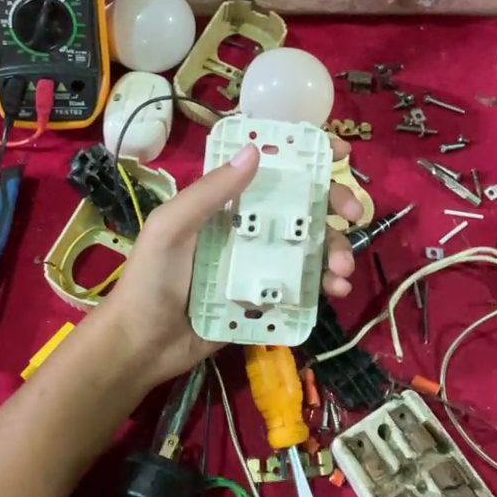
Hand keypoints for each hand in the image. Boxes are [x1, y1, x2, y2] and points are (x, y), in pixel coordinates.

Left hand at [99, 137, 361, 384]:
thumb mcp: (171, 228)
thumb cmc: (150, 279)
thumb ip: (209, 192)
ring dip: (335, 249)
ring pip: (309, 245)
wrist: (141, 346)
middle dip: (333, 203)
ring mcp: (258, 264)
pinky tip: (334, 291)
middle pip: (300, 205)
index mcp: (223, 203)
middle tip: (354, 213)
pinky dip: (325, 284)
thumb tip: (254, 151)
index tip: (337, 153)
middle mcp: (246, 227)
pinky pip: (303, 285)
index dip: (303, 155)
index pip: (266, 167)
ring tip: (341, 270)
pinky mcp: (265, 299)